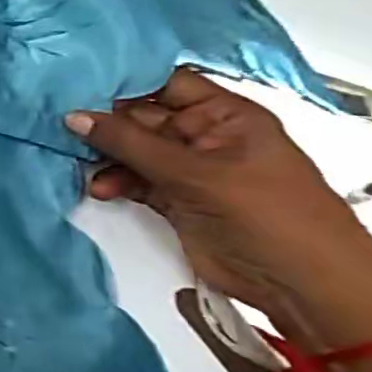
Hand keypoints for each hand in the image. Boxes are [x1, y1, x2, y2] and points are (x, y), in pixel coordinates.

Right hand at [64, 68, 371, 322]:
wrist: (306, 290)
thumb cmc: (269, 216)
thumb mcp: (196, 173)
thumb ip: (131, 143)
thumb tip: (75, 117)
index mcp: (224, 114)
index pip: (165, 83)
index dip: (124, 80)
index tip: (76, 84)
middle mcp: (205, 136)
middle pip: (143, 117)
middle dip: (106, 123)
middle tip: (65, 127)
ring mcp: (190, 170)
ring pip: (135, 151)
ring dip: (106, 156)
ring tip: (80, 163)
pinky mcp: (178, 200)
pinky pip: (136, 180)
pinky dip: (115, 182)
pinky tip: (100, 188)